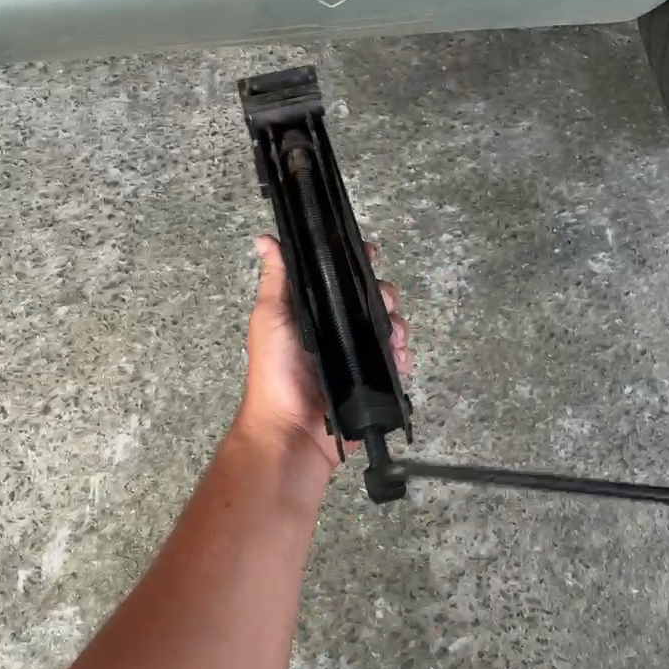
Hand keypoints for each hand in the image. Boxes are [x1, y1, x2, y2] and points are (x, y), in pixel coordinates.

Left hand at [233, 235, 411, 479]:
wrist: (291, 430)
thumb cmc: (275, 370)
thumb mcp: (270, 317)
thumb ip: (277, 278)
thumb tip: (266, 238)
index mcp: (314, 311)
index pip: (341, 279)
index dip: (357, 264)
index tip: (369, 253)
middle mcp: (338, 329)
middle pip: (372, 300)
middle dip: (384, 295)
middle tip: (384, 303)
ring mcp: (357, 356)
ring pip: (389, 327)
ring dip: (397, 326)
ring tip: (393, 336)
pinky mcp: (372, 381)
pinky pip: (397, 361)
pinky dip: (402, 356)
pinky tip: (398, 357)